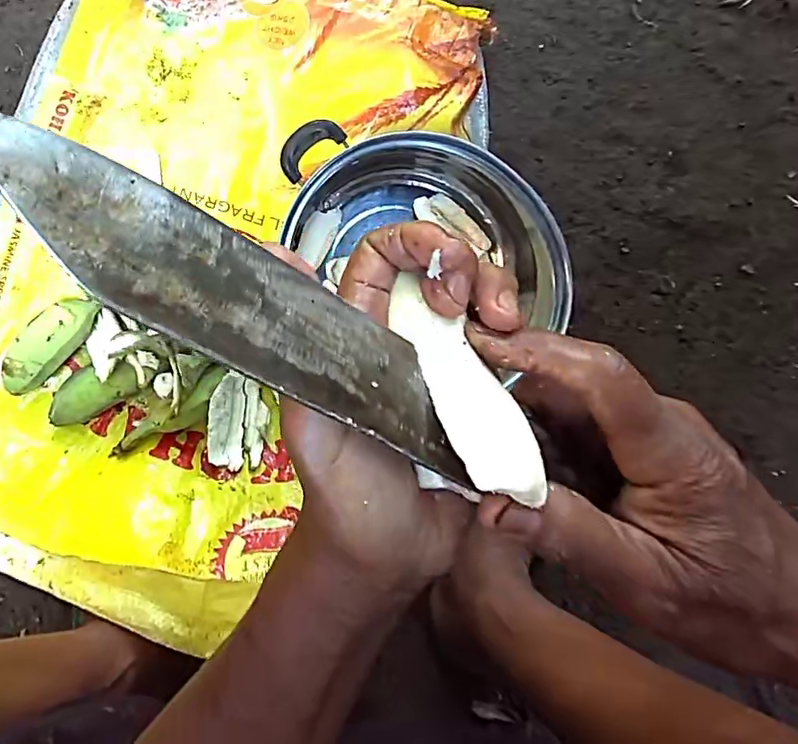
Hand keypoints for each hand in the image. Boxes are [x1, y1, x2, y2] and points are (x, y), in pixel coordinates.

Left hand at [263, 221, 521, 592]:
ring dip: (497, 290)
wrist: (387, 554)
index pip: (381, 257)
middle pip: (438, 266)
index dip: (412, 244)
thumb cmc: (339, 486)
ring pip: (476, 297)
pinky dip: (522, 336)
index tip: (441, 276)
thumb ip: (296, 347)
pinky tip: (520, 346)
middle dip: (466, 263)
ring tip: (505, 321)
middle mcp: (403, 336)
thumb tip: (275, 258)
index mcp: (360, 330)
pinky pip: (508, 348)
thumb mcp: (308, 415)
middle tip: (478, 305)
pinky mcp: (483, 395)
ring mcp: (446, 363)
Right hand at [465, 328, 797, 679]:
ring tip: (464, 427)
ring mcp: (644, 428)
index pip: (601, 374)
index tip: (474, 343)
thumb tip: (487, 504)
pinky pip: (571, 420)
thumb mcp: (645, 582)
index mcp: (671, 448)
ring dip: (514, 408)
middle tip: (445, 389)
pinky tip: (505, 454)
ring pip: (564, 396)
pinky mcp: (631, 442)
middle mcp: (657, 421)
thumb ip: (565, 534)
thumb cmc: (738, 603)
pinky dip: (532, 431)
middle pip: (571, 376)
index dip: (535, 350)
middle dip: (506, 375)